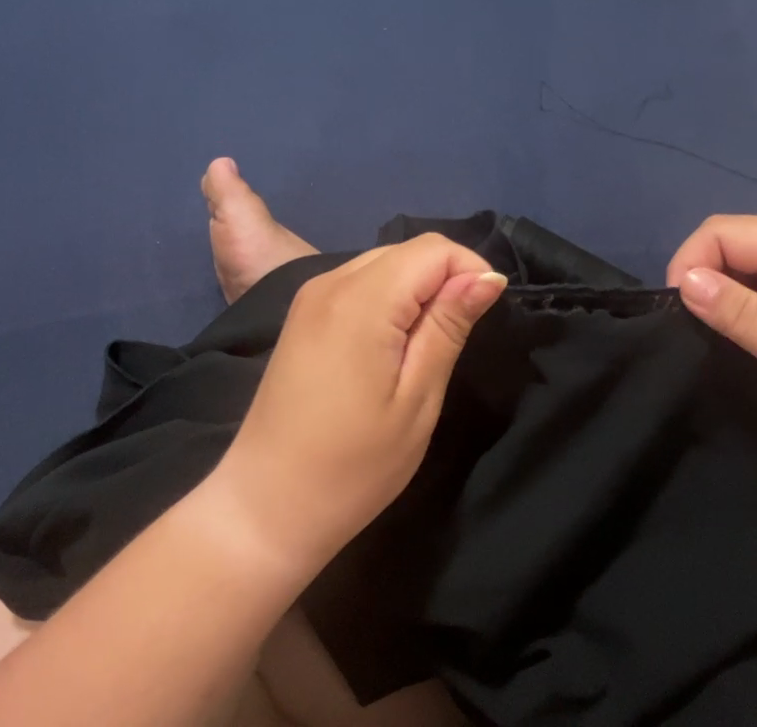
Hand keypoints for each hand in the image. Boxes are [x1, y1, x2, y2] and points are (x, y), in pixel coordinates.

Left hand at [212, 234, 507, 575]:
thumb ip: (449, 326)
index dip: (471, 270)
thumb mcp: (417, 399)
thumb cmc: (353, 466)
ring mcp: (310, 297)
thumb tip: (489, 276)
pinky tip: (392, 346)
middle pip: (408, 250)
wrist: (266, 506)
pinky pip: (359, 282)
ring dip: (418, 289)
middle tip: (456, 340)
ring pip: (384, 263)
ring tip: (426, 348)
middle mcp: (330, 283)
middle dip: (446, 278)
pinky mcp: (301, 315)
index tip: (485, 317)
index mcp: (361, 301)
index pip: (434, 249)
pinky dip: (389, 298)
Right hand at [667, 215, 756, 475]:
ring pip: (751, 264)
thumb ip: (744, 314)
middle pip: (736, 241)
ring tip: (722, 340)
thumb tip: (685, 279)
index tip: (681, 316)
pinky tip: (751, 340)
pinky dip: (748, 306)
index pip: (725, 230)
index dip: (691, 262)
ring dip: (725, 293)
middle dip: (704, 276)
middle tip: (699, 333)